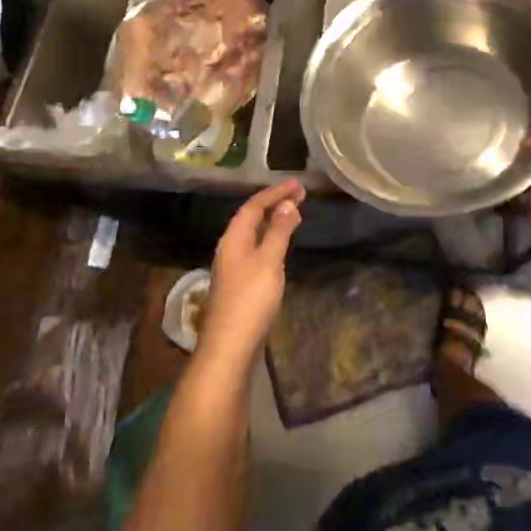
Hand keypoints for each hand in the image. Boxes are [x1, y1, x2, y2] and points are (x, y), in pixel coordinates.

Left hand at [201, 180, 303, 358]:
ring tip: (294, 213)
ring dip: (273, 221)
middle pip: (251, 218)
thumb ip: (279, 231)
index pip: (253, 206)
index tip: (298, 184)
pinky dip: (271, 238)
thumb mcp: (269, 260)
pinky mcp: (240, 283)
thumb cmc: (250, 299)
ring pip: (253, 234)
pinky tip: (282, 245)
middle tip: (300, 195)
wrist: (230, 345)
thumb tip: (289, 204)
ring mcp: (233, 267)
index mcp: (233, 239)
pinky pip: (256, 249)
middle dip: (274, 203)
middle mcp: (230, 249)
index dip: (275, 192)